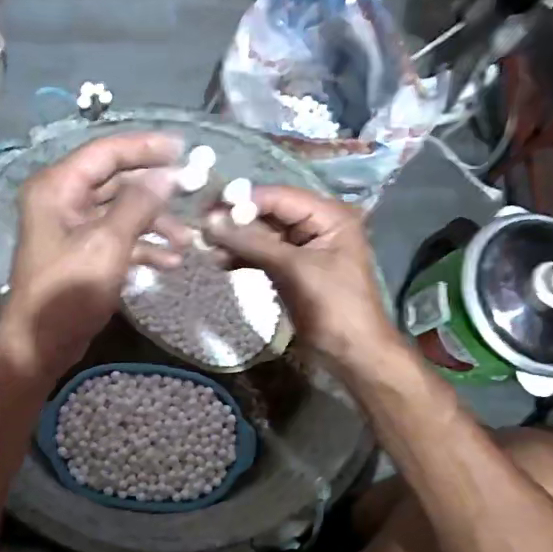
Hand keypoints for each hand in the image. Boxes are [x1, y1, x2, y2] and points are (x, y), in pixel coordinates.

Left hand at [0, 131, 185, 375]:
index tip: (185, 149)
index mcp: (57, 187)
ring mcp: (72, 229)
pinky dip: (142, 248)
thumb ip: (138, 205)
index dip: (146, 148)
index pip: (106, 152)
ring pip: (120, 212)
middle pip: (116, 181)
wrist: (40, 345)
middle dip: (156, 192)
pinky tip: (169, 263)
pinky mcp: (82, 254)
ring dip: (154, 225)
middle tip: (194, 194)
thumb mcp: (107, 245)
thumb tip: (168, 175)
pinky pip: (116, 238)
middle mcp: (62, 200)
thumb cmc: (68, 292)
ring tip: (187, 242)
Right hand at [207, 186, 399, 372]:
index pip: (279, 197)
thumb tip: (210, 222)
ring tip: (205, 247)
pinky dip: (242, 258)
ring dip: (235, 240)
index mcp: (329, 215)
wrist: (352, 354)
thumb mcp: (295, 270)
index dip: (243, 200)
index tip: (206, 208)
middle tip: (200, 228)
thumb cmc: (333, 308)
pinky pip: (262, 256)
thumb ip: (253, 243)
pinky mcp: (291, 271)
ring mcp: (303, 249)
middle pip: (268, 213)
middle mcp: (317, 225)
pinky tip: (220, 262)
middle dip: (235, 221)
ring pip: (262, 235)